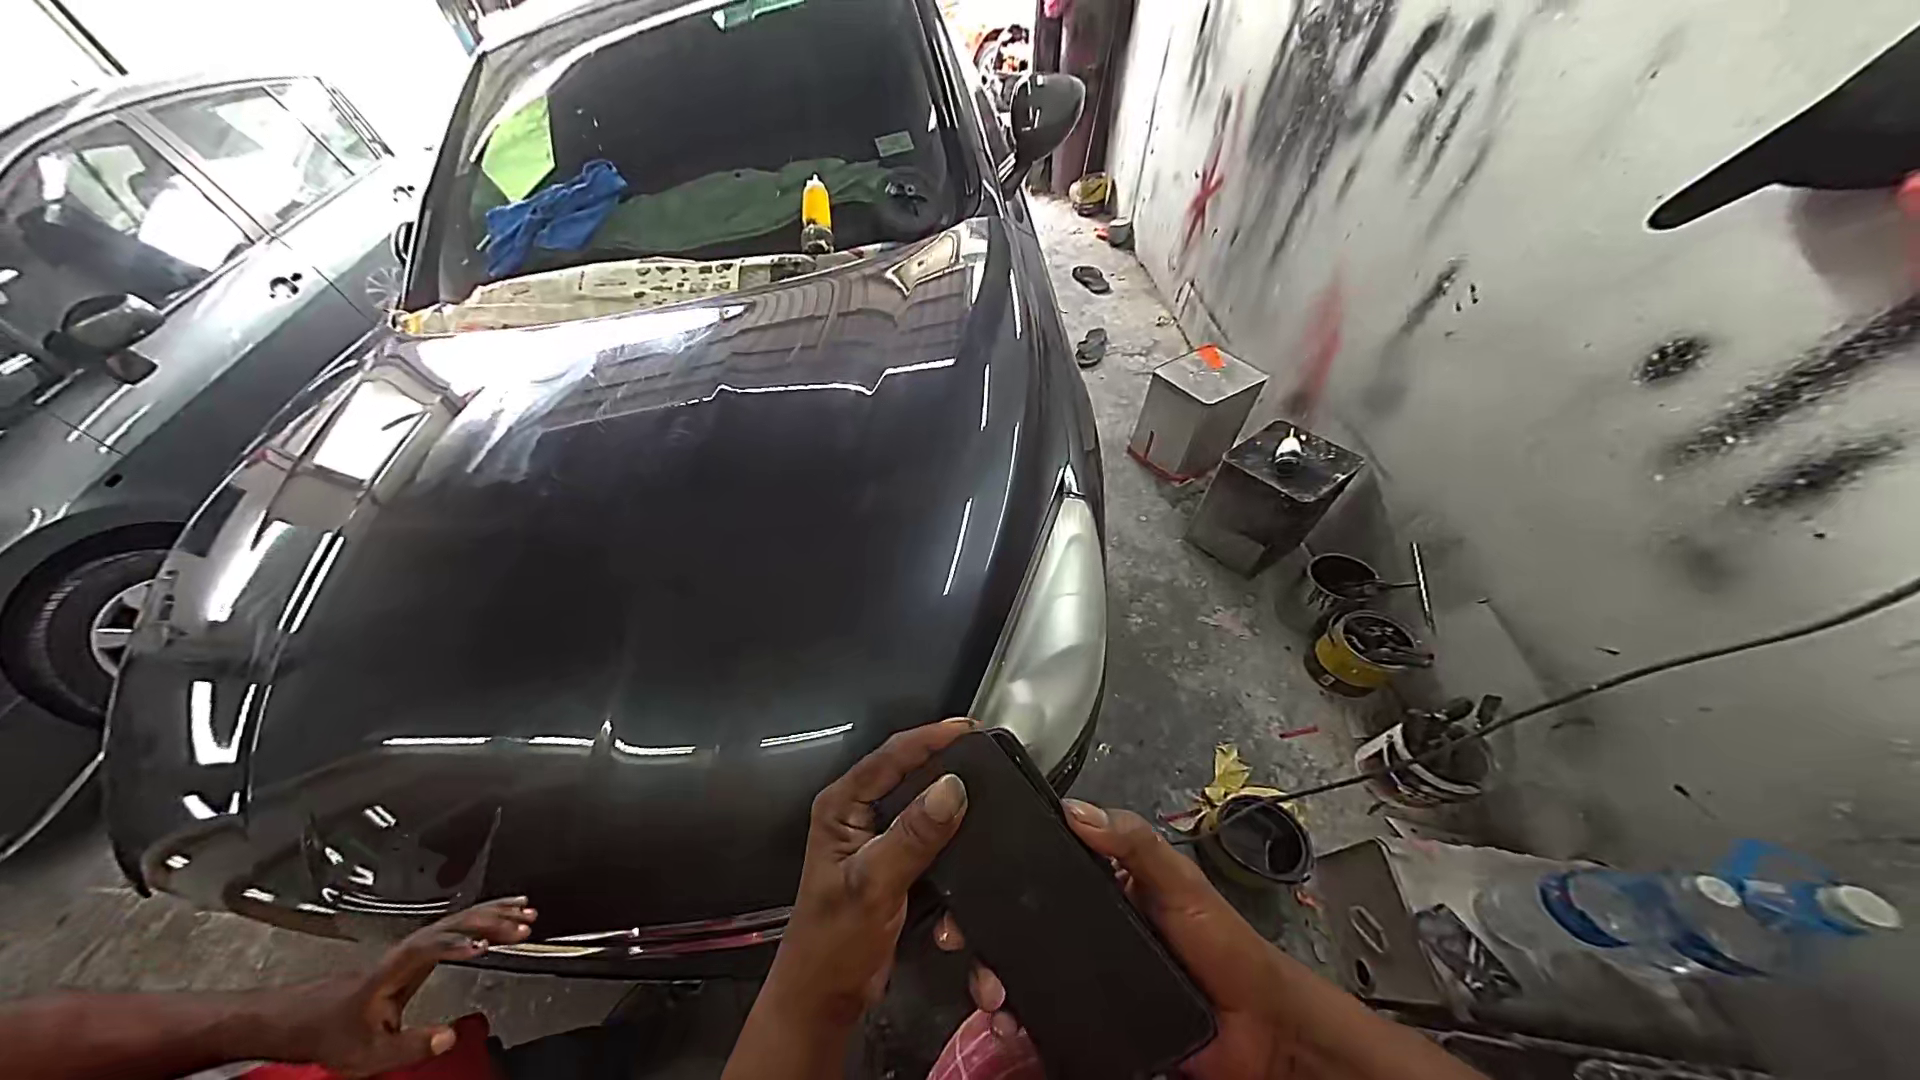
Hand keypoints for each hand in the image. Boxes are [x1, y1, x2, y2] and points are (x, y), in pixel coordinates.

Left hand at [267, 897, 536, 1076]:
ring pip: (462, 916)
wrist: (309, 1017)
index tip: (488, 945)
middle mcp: (410, 948)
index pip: (433, 946)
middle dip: (491, 922)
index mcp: (395, 969)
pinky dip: (491, 911)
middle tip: (523, 926)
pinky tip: (511, 909)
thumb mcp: (366, 1054)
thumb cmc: (333, 1031)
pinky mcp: (428, 942)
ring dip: (496, 912)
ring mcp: (420, 941)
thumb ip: (410, 1046)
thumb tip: (448, 1037)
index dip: (460, 943)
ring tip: (527, 913)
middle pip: (455, 923)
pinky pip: (464, 919)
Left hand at [760, 718, 973, 1026]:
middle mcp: (860, 812)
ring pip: (925, 805)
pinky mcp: (897, 861)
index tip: (970, 728)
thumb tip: (952, 788)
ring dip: (952, 809)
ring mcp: (879, 837)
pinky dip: (952, 845)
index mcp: (842, 805)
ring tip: (984, 795)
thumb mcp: (873, 884)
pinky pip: (932, 839)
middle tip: (984, 755)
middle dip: (948, 765)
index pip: (891, 755)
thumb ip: (912, 836)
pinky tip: (968, 845)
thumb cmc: (832, 942)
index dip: (932, 736)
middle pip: (911, 773)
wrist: (825, 998)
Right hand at [940, 800, 1288, 1076]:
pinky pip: (1040, 1011)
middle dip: (981, 927)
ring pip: (1019, 965)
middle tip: (960, 938)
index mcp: (1098, 881)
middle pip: (1016, 919)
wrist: (1254, 1033)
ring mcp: (1080, 971)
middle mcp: (1081, 922)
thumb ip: (1134, 842)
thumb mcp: (1179, 878)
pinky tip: (1007, 1021)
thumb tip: (1075, 810)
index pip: (1041, 866)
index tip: (966, 870)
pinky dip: (1016, 1016)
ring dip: (992, 973)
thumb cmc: (1221, 942)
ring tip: (989, 990)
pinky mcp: (1085, 1016)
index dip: (1001, 867)